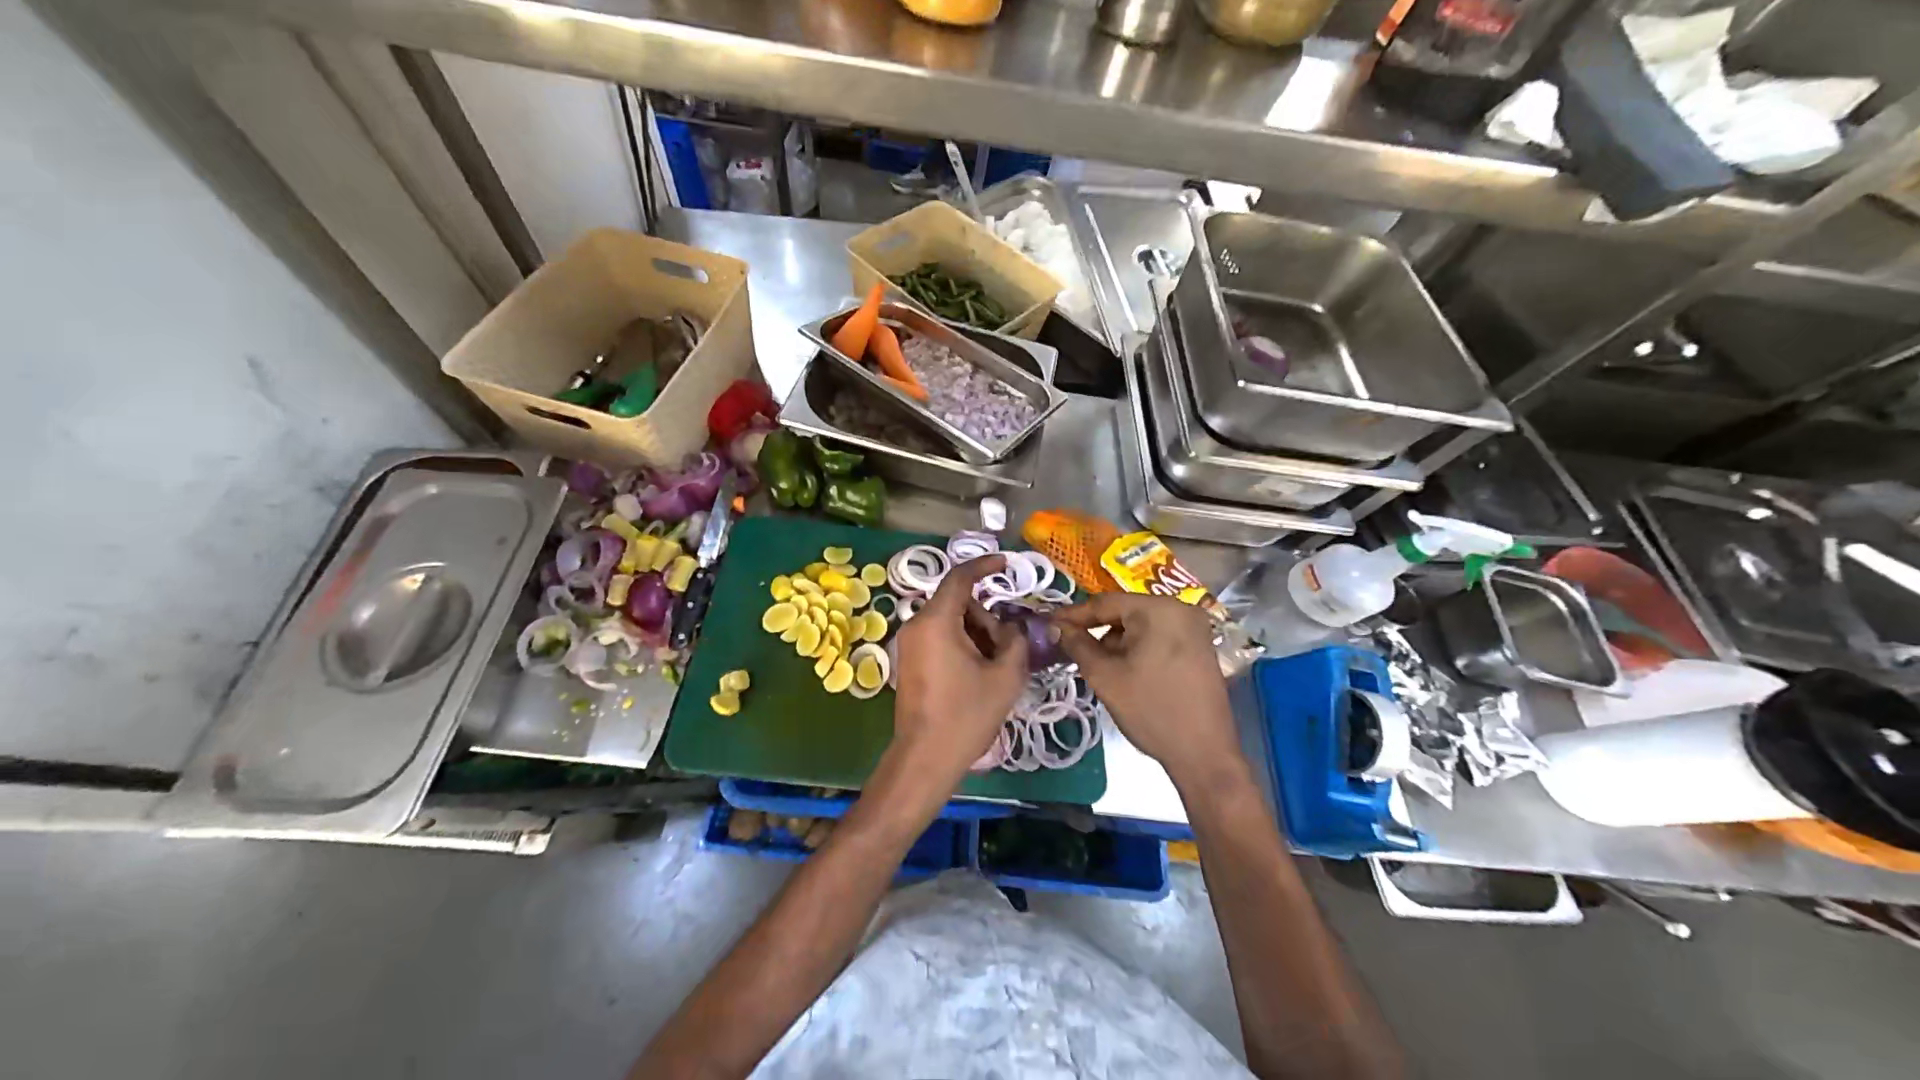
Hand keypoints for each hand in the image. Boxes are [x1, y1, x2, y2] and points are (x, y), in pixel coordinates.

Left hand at [885, 555, 1027, 795]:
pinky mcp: (910, 661)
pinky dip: (962, 643)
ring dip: (976, 631)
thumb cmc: (966, 715)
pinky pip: (939, 637)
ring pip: (949, 621)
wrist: (926, 757)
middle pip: (956, 602)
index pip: (959, 578)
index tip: (1005, 563)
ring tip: (996, 664)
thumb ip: (1015, 640)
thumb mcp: (1005, 676)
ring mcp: (909, 644)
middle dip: (986, 615)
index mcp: (936, 621)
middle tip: (1008, 644)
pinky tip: (979, 671)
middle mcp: (916, 625)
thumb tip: (1014, 627)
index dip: (984, 566)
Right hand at [1053, 593, 1241, 787]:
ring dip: (1116, 642)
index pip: (1106, 603)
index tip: (1049, 624)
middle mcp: (1181, 609)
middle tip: (1069, 647)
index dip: (1074, 615)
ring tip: (1096, 666)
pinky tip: (1123, 671)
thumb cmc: (1151, 709)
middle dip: (1096, 631)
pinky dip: (1137, 648)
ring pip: (1141, 626)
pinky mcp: (1200, 647)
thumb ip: (1077, 645)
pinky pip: (1158, 637)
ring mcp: (1195, 628)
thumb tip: (1056, 628)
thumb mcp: (1105, 676)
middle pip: (1125, 612)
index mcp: (1159, 609)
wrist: (1203, 753)